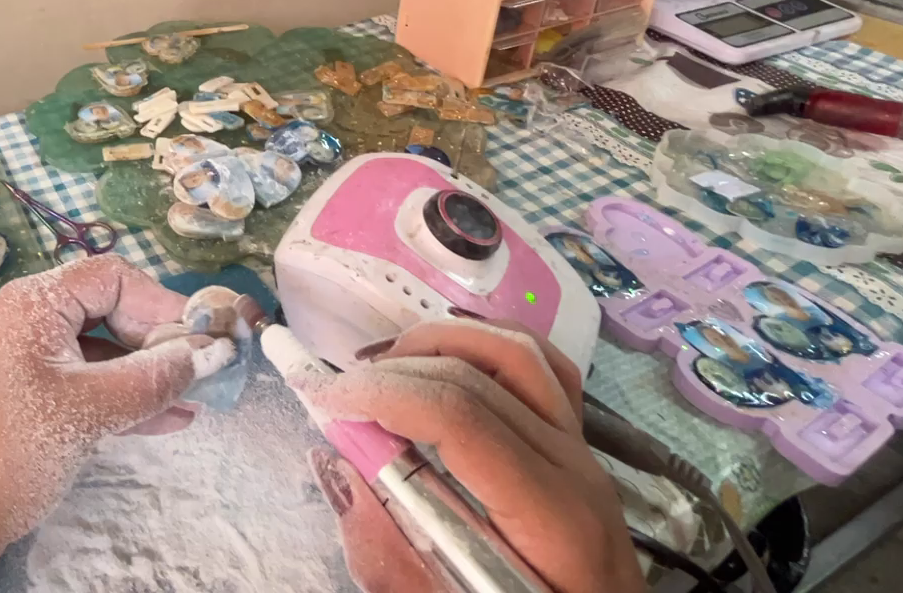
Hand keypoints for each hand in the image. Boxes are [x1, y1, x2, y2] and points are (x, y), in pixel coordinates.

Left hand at [0, 255, 247, 592]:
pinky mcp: (25, 393)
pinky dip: (119, 396)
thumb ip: (152, 379)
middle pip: (107, 310)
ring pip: (98, 350)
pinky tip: (165, 419)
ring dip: (145, 374)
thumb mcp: (88, 411)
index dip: (162, 302)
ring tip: (195, 399)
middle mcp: (28, 318)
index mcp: (34, 302)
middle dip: (157, 340)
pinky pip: (82, 380)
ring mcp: (24, 357)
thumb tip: (209, 355)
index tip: (203, 337)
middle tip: (202, 371)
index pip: (112, 277)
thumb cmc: (10, 451)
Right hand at [290, 317, 643, 592]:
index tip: (323, 399)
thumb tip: (336, 473)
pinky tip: (438, 355)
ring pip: (508, 349)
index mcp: (555, 517)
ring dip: (433, 344)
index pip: (459, 416)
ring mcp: (579, 446)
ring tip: (380, 370)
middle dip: (388, 374)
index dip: (383, 394)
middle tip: (333, 395)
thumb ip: (392, 562)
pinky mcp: (573, 440)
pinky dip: (481, 340)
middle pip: (471, 377)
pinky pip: (535, 362)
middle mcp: (575, 467)